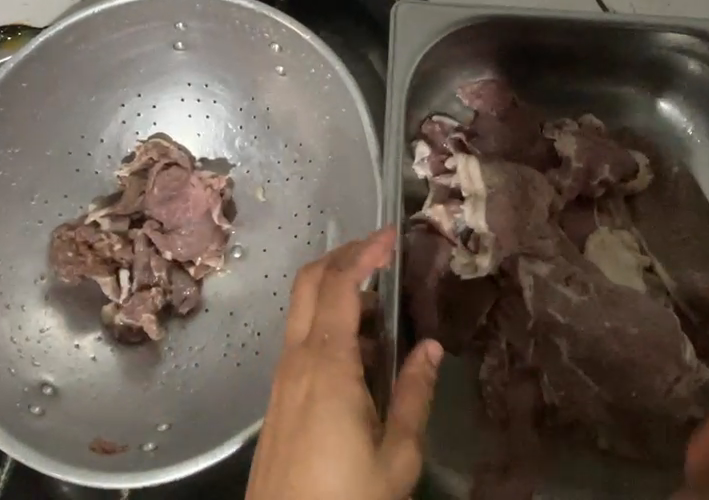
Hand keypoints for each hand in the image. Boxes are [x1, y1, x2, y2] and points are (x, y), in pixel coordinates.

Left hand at [245, 226, 442, 499]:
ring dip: (338, 293)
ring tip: (385, 313)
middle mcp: (297, 358)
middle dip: (344, 256)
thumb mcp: (396, 458)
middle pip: (310, 282)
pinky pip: (302, 340)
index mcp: (327, 364)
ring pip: (304, 310)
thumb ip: (414, 397)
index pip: (341, 284)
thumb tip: (430, 347)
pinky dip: (329, 326)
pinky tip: (363, 356)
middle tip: (382, 253)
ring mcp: (282, 377)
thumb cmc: (345, 499)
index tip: (391, 235)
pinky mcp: (278, 397)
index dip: (365, 252)